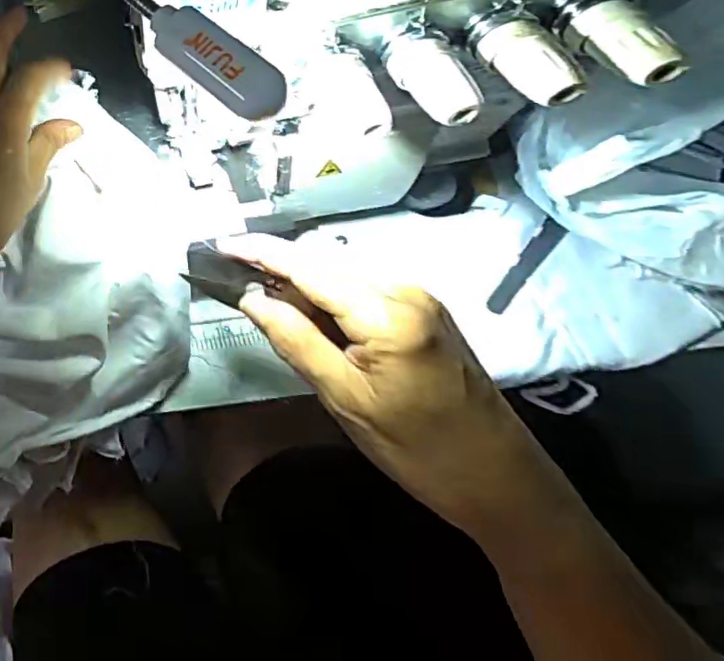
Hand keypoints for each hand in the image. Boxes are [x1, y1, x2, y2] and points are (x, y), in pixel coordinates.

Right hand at [218, 234, 566, 538]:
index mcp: (386, 312)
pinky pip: (361, 286)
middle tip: (240, 288)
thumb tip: (252, 298)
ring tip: (273, 308)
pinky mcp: (423, 307)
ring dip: (304, 284)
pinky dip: (329, 295)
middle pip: (325, 261)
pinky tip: (313, 318)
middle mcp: (404, 288)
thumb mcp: (345, 399)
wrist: (501, 480)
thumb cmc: (418, 450)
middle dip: (280, 269)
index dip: (261, 251)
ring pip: (342, 272)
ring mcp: (418, 294)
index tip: (222, 243)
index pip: (309, 266)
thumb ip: (295, 340)